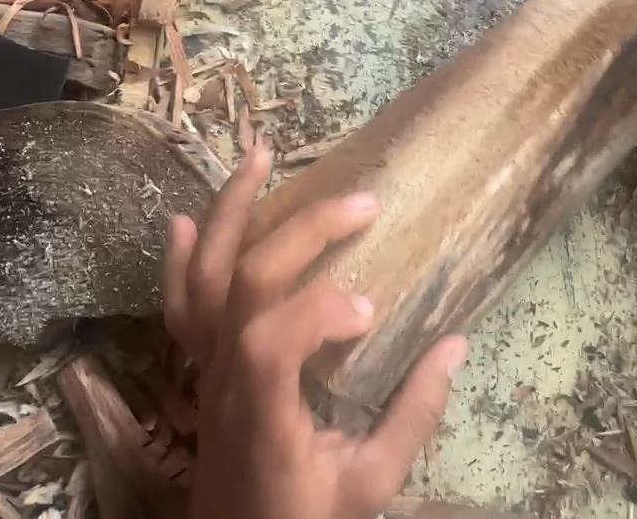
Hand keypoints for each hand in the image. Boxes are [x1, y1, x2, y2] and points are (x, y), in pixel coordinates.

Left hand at [163, 139, 469, 518]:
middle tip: (363, 202)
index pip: (272, 341)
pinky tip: (186, 217)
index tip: (370, 311)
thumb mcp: (369, 484)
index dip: (321, 310)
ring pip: (204, 276)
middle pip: (246, 284)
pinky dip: (180, 257)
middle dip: (305, 230)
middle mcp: (226, 377)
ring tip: (259, 154)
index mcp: (265, 412)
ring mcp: (206, 364)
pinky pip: (179, 302)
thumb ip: (413, 416)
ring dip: (230, 209)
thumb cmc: (303, 515)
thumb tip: (457, 344)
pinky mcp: (201, 360)